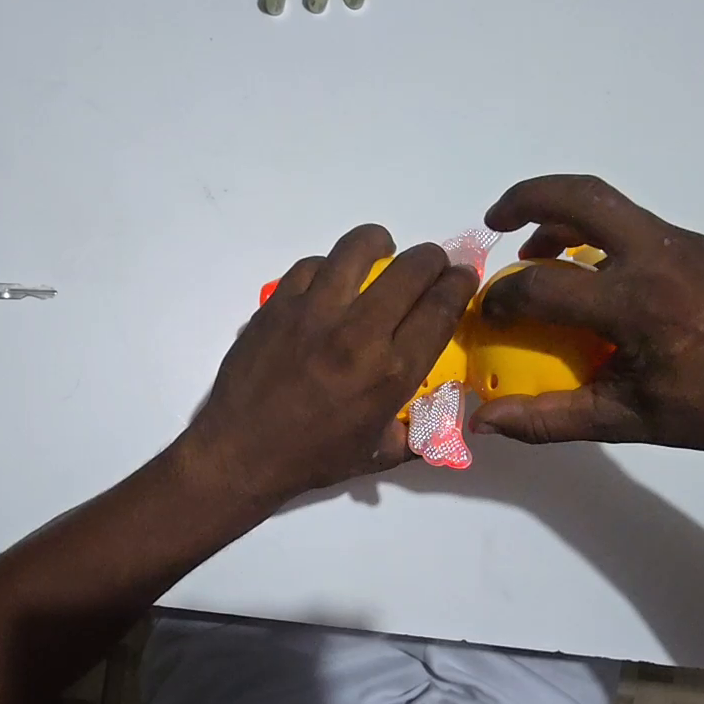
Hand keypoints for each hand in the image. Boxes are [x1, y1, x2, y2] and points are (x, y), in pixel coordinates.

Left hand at [177, 224, 479, 504]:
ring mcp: (314, 313)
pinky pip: (312, 266)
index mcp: (391, 372)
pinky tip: (331, 282)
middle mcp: (359, 333)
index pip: (441, 307)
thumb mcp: (377, 456)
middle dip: (432, 259)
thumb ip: (418, 434)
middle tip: (429, 266)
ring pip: (358, 249)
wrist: (241, 453)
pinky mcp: (277, 305)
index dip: (460, 283)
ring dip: (379, 244)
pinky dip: (329, 267)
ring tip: (381, 252)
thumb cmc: (312, 459)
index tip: (462, 277)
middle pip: (412, 269)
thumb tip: (443, 419)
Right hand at [469, 175, 703, 483]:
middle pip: (580, 198)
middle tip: (494, 221)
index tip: (490, 315)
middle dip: (526, 198)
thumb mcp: (618, 421)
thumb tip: (484, 421)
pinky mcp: (699, 247)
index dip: (503, 299)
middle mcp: (658, 258)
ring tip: (533, 248)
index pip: (542, 285)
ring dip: (561, 216)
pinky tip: (591, 276)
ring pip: (609, 206)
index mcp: (635, 306)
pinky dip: (595, 236)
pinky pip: (634, 227)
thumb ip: (545, 419)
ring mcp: (683, 245)